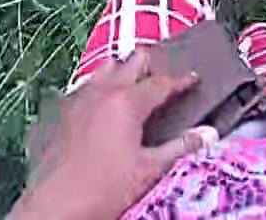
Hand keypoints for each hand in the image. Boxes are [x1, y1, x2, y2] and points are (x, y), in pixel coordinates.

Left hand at [9, 50, 218, 219]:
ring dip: (124, 71)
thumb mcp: (148, 172)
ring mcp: (83, 95)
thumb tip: (210, 132)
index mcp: (129, 101)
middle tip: (163, 79)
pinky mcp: (65, 107)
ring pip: (109, 66)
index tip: (195, 77)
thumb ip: (180, 149)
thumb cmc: (106, 189)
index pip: (162, 83)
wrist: (54, 207)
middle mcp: (106, 89)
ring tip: (134, 86)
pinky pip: (89, 83)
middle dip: (151, 65)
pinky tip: (103, 103)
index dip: (181, 80)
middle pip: (134, 60)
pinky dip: (102, 85)